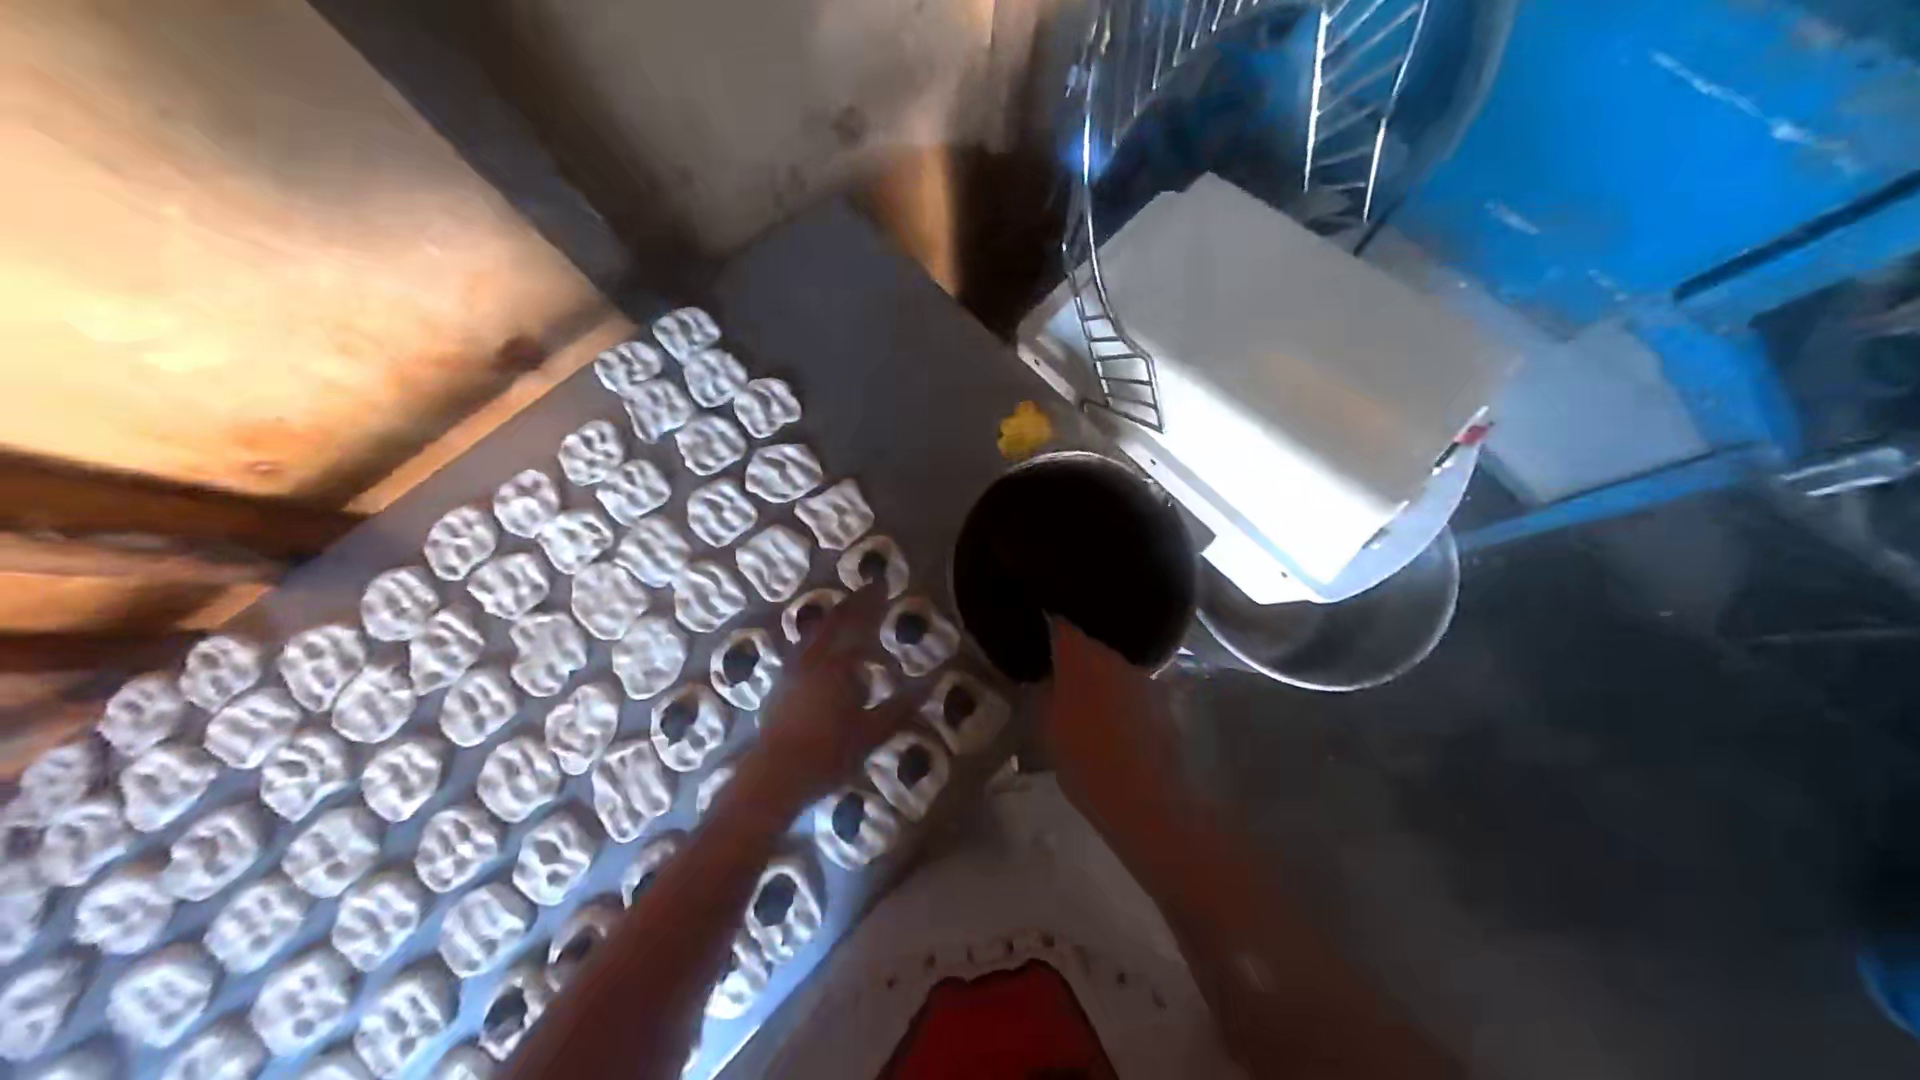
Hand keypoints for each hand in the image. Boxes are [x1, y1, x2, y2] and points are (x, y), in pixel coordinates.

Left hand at [742, 584, 913, 809]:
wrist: (774, 777)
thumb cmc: (828, 755)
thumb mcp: (871, 733)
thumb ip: (899, 708)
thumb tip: (927, 687)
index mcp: (836, 666)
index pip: (858, 624)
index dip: (872, 604)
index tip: (884, 587)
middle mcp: (811, 661)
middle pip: (833, 621)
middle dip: (853, 603)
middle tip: (869, 589)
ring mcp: (791, 672)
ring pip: (812, 633)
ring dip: (832, 618)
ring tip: (846, 612)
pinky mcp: (779, 686)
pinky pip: (801, 648)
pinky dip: (816, 638)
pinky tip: (820, 648)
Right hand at [1042, 617, 1184, 821]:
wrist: (1145, 798)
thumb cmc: (1084, 761)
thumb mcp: (1047, 730)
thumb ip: (1044, 696)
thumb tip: (1046, 680)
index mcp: (1080, 660)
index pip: (1061, 628)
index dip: (1050, 631)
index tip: (1039, 640)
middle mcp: (1114, 659)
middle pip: (1091, 648)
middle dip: (1077, 660)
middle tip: (1060, 681)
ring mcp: (1143, 679)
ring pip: (1114, 670)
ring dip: (1101, 682)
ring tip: (1088, 708)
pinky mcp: (1164, 702)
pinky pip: (1133, 692)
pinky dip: (1122, 701)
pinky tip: (1115, 726)